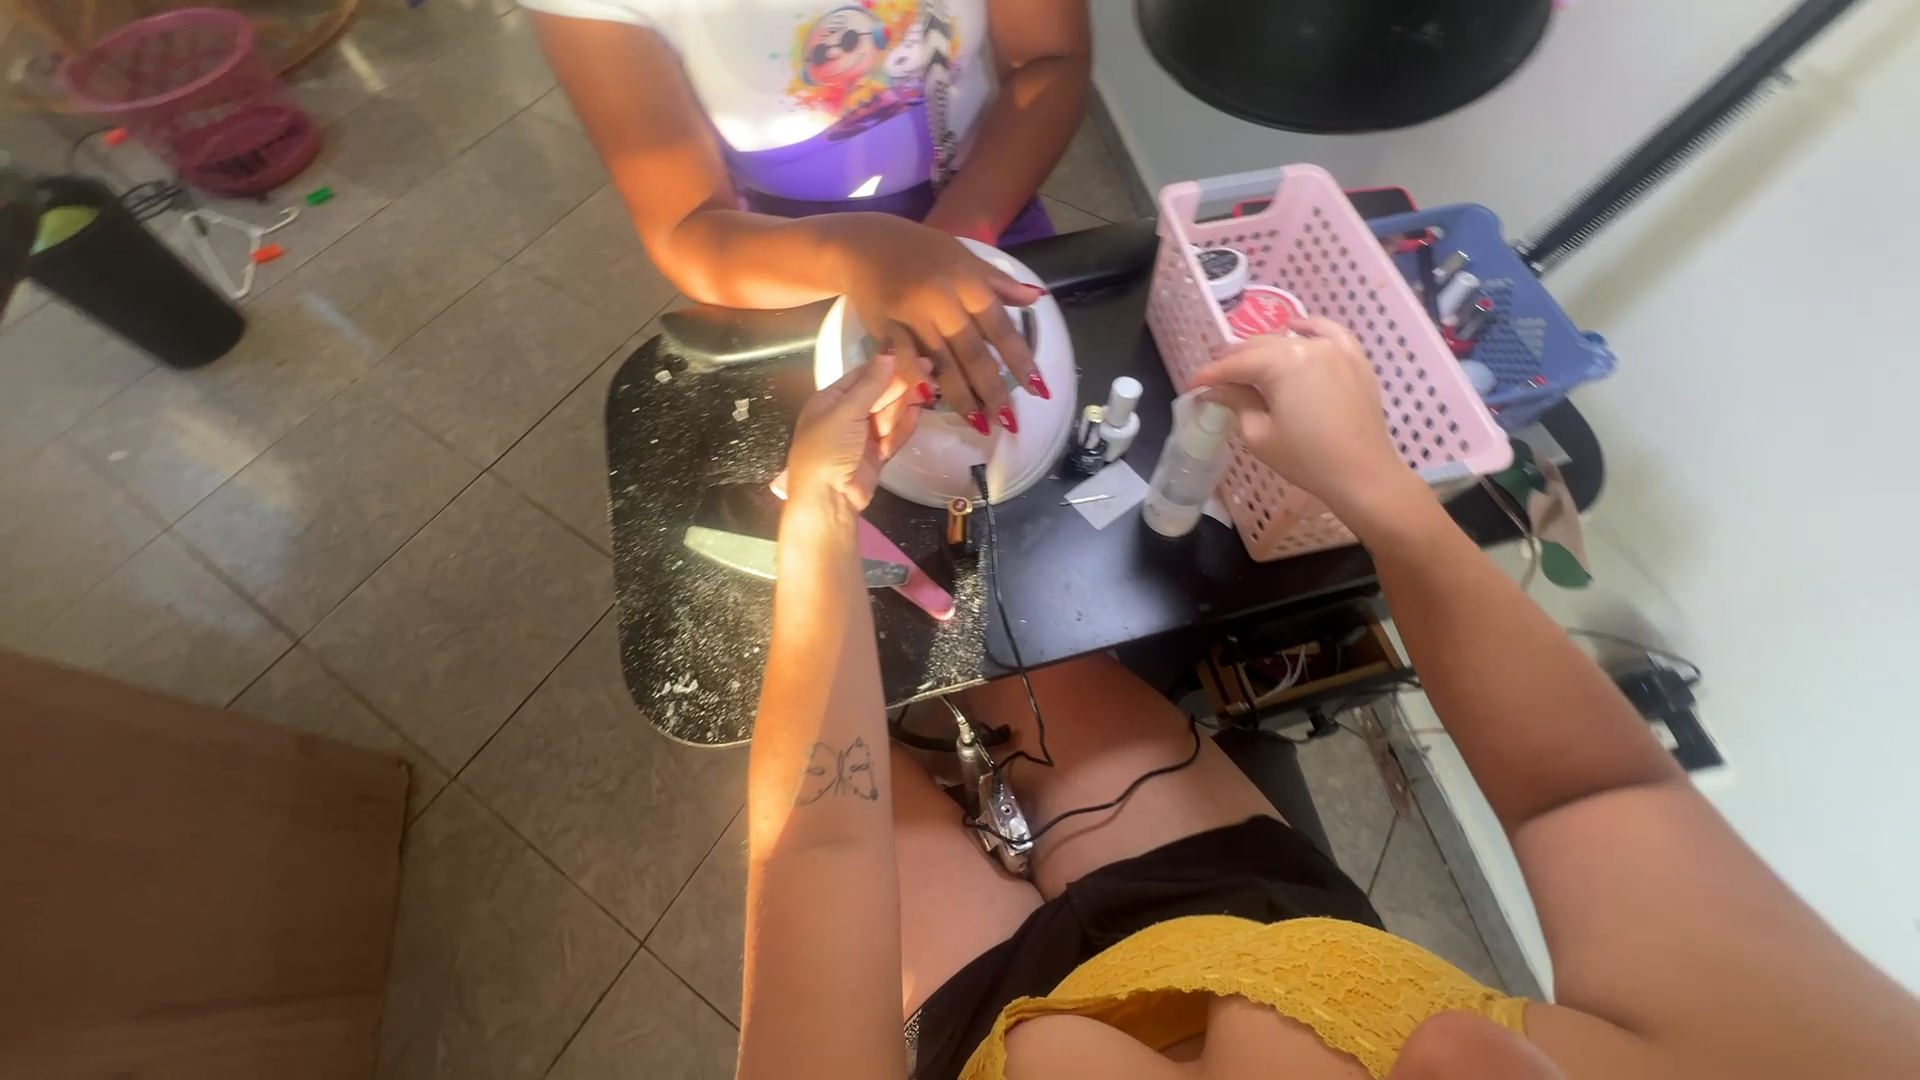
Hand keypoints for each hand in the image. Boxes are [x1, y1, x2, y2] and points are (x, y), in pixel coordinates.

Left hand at [782, 350, 927, 514]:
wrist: (826, 498)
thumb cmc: (827, 449)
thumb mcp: (846, 411)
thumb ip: (871, 384)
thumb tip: (889, 352)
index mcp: (830, 401)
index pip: (861, 376)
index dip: (886, 366)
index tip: (910, 355)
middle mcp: (845, 417)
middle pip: (877, 395)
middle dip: (901, 384)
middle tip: (928, 370)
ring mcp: (861, 438)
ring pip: (887, 415)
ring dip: (906, 403)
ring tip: (930, 389)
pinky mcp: (874, 457)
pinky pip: (892, 437)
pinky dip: (905, 426)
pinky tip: (919, 413)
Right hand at [833, 214, 1047, 435]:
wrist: (863, 244)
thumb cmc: (919, 250)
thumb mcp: (964, 256)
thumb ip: (998, 282)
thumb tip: (1035, 299)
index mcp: (966, 281)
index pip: (1000, 326)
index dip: (1020, 360)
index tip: (1038, 389)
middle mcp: (942, 299)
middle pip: (973, 352)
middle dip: (993, 390)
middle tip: (1008, 421)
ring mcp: (912, 315)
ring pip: (942, 363)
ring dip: (963, 397)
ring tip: (980, 424)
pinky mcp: (885, 328)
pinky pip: (904, 360)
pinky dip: (917, 379)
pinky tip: (932, 401)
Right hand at [1190, 317, 1428, 528]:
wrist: (1362, 473)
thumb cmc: (1305, 458)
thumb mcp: (1258, 434)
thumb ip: (1235, 402)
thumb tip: (1216, 390)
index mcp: (1283, 362)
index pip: (1236, 364)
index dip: (1210, 375)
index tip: (1191, 386)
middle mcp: (1309, 345)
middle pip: (1260, 347)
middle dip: (1233, 362)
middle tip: (1213, 379)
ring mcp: (1336, 349)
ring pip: (1288, 338)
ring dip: (1263, 349)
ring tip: (1245, 364)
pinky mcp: (1354, 359)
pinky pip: (1328, 332)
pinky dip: (1308, 328)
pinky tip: (1295, 327)